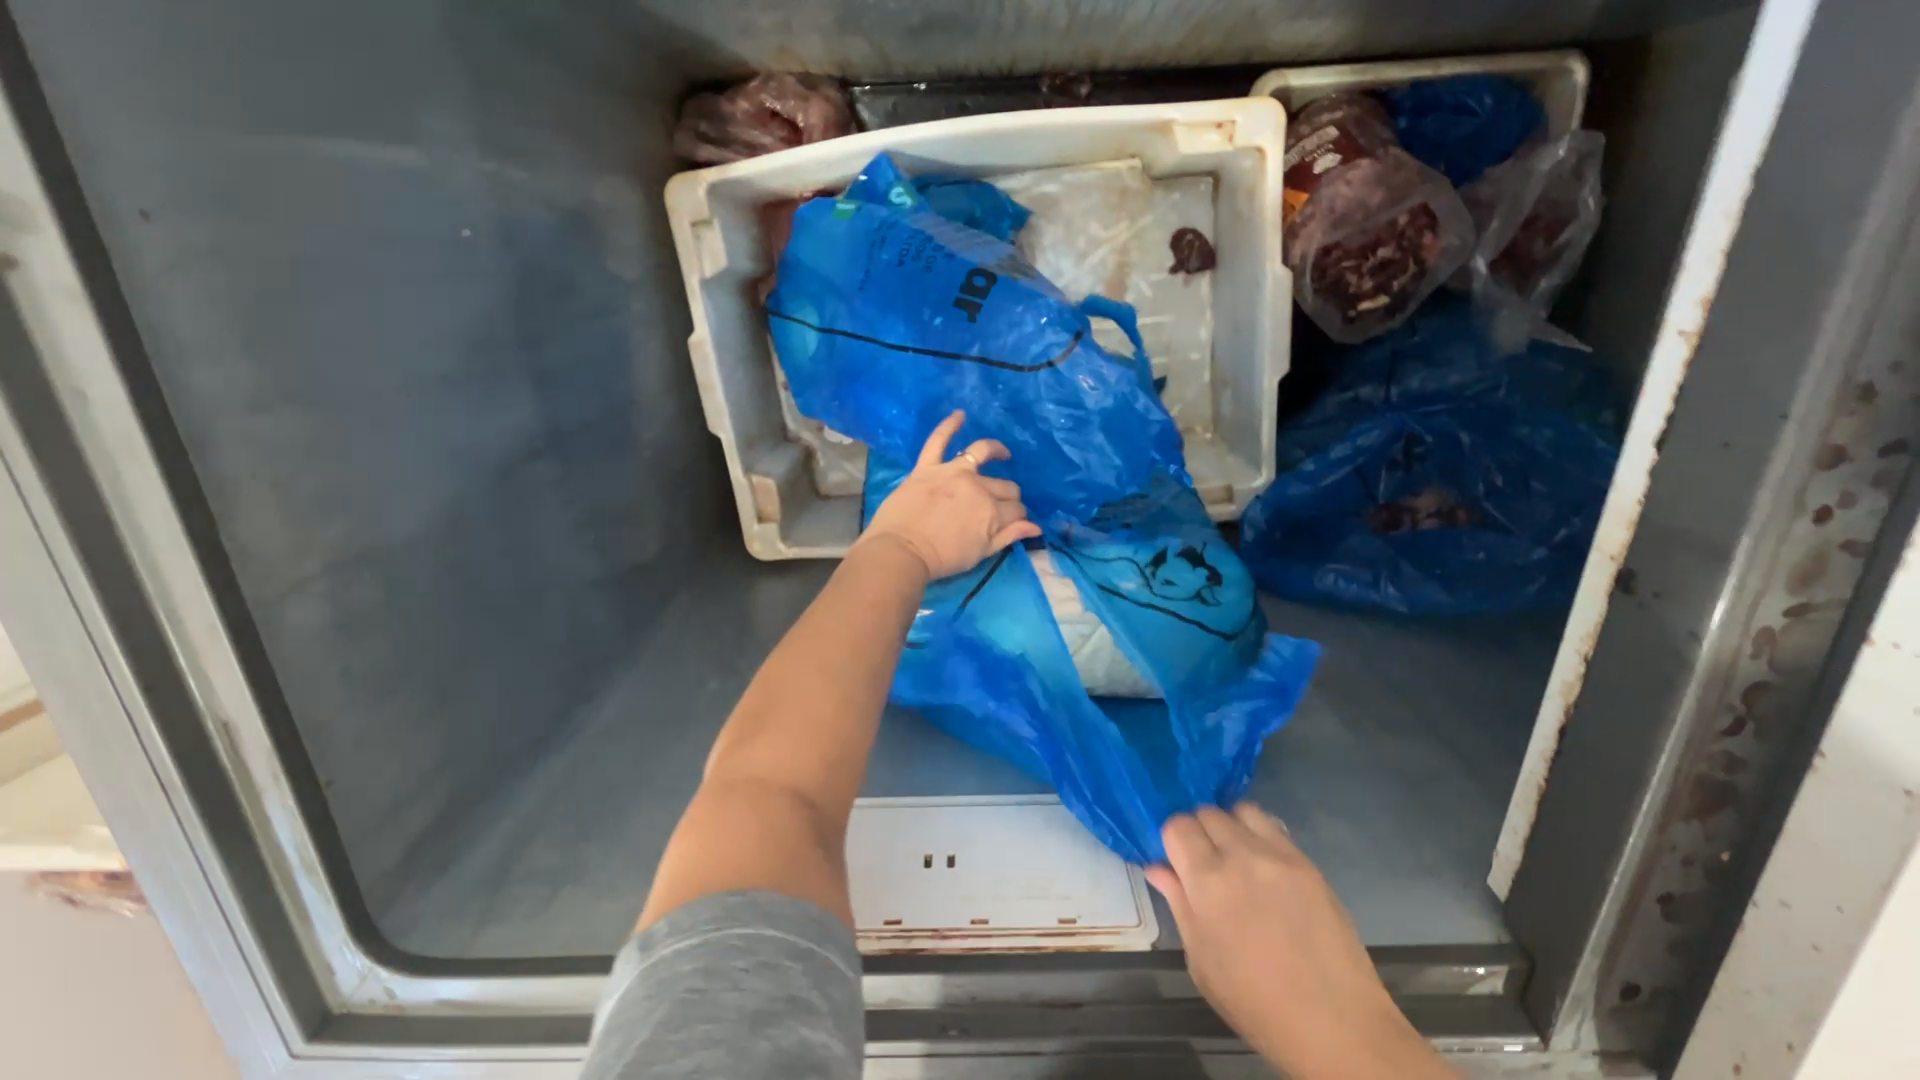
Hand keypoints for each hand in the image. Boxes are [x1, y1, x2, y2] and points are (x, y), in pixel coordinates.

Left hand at [857, 410, 1041, 580]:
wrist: (901, 551)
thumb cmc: (942, 558)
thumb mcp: (981, 553)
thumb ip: (1009, 537)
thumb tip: (1036, 527)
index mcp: (992, 511)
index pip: (1017, 508)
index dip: (1018, 516)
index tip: (1012, 522)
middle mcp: (978, 485)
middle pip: (1004, 485)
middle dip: (1008, 495)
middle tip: (999, 505)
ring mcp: (952, 472)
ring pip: (982, 453)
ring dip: (996, 451)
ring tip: (1003, 453)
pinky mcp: (927, 466)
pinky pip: (939, 440)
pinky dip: (949, 425)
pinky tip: (960, 415)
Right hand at [1147, 804, 1454, 1079]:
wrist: (1334, 1022)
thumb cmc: (1255, 1002)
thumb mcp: (1201, 961)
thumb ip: (1179, 905)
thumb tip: (1158, 869)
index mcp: (1207, 881)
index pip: (1177, 825)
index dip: (1172, 840)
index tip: (1175, 861)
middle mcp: (1242, 856)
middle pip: (1208, 813)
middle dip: (1198, 830)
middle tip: (1203, 861)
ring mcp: (1280, 856)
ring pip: (1243, 810)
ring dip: (1231, 825)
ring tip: (1234, 856)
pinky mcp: (1309, 864)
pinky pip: (1275, 828)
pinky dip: (1261, 835)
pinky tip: (1264, 867)